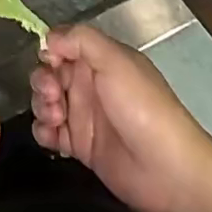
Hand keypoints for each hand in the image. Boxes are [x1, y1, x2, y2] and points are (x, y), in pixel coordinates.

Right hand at [28, 24, 211, 211]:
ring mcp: (83, 116)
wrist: (169, 172)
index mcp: (100, 60)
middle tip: (53, 95)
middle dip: (42, 80)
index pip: (63, 45)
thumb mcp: (116, 61)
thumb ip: (80, 40)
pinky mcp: (79, 146)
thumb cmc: (143, 108)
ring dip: (41, 105)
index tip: (50, 61)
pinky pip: (48, 132)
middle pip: (49, 73)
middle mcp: (89, 85)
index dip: (50, 51)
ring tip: (56, 117)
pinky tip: (52, 136)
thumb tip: (48, 39)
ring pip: (45, 101)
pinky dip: (43, 131)